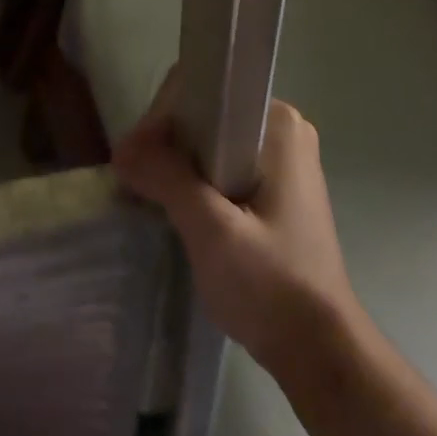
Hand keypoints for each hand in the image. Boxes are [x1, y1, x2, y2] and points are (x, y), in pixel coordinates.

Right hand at [113, 73, 359, 372]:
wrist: (315, 344)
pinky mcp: (267, 188)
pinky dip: (184, 182)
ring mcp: (275, 160)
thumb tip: (121, 151)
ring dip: (168, 167)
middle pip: (198, 113)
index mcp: (277, 126)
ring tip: (147, 200)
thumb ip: (167, 179)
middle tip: (136, 186)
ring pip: (201, 142)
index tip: (136, 162)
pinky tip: (169, 211)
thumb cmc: (269, 284)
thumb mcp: (211, 229)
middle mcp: (279, 130)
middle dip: (160, 146)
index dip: (158, 121)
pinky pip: (211, 166)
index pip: (200, 90)